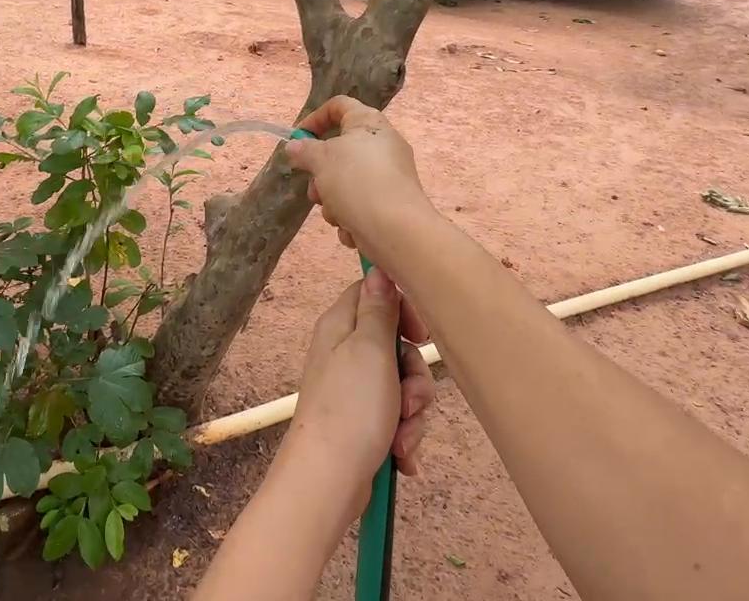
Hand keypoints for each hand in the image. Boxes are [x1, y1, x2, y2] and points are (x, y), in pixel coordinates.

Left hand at [280, 267, 437, 528]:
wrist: (328, 480)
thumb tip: (378, 270)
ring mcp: (352, 389)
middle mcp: (343, 352)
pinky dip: (403, 436)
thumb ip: (378, 310)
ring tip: (402, 436)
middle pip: (394, 345)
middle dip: (413, 376)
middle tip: (409, 400)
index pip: (373, 295)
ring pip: (401, 386)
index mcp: (340, 326)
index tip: (420, 335)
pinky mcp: (361, 422)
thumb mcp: (371, 349)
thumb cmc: (351, 407)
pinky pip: (395, 418)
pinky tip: (401, 456)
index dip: (402, 310)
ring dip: (412, 414)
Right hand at [284, 96, 431, 254]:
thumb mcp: (321, 160)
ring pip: (346, 182)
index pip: (339, 105)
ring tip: (334, 213)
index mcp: (368, 124)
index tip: (298, 139)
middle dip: (321, 174)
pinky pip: (360, 204)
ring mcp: (389, 176)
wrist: (396, 229)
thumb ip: (304, 150)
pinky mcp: (391, 203)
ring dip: (332, 200)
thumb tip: (295, 146)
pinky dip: (351, 216)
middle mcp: (382, 146)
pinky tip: (351, 227)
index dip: (315, 118)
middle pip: (340, 151)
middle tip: (314, 189)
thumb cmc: (356, 183)